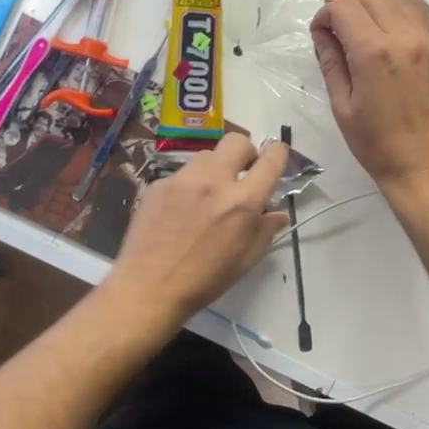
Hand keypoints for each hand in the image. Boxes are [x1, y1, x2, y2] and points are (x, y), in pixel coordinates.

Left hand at [105, 134, 289, 327]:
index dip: (278, 153)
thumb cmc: (204, 280)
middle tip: (242, 173)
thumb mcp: (245, 260)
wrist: (149, 287)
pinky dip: (190, 184)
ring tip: (210, 193)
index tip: (276, 157)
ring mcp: (183, 180)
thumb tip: (279, 214)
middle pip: (237, 141)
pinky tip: (182, 209)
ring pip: (207, 155)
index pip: (270, 161)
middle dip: (246, 152)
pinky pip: (182, 173)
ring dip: (216, 168)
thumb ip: (265, 231)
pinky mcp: (159, 185)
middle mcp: (215, 181)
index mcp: (243, 202)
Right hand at [310, 0, 428, 195]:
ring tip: (358, 6)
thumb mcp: (343, 106)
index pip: (344, 9)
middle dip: (345, 0)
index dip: (325, 13)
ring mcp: (428, 41)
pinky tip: (398, 1)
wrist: (424, 164)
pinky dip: (408, 2)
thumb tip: (322, 33)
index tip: (319, 31)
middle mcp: (403, 37)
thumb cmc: (377, 144)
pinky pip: (426, 12)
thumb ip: (332, 62)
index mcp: (374, 53)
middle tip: (333, 17)